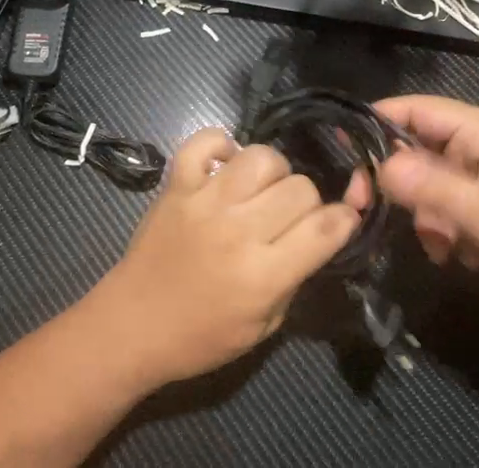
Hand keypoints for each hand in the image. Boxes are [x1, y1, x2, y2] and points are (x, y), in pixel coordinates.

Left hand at [84, 128, 359, 387]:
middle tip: (291, 217)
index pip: (325, 228)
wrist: (133, 325)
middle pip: (299, 187)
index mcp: (263, 275)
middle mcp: (237, 230)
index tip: (342, 221)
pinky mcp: (176, 184)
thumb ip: (296, 277)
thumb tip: (320, 235)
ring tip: (262, 190)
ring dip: (273, 171)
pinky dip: (221, 144)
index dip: (345, 220)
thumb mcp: (265, 326)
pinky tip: (226, 165)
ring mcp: (204, 201)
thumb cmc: (202, 337)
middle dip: (308, 201)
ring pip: (261, 156)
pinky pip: (204, 141)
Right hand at [366, 96, 478, 337]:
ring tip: (440, 247)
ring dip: (423, 214)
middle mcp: (478, 145)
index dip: (375, 124)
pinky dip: (440, 230)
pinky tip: (456, 256)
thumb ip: (431, 188)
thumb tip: (378, 164)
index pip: (414, 109)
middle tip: (369, 210)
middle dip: (395, 181)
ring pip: (425, 183)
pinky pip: (443, 208)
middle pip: (414, 146)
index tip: (341, 155)